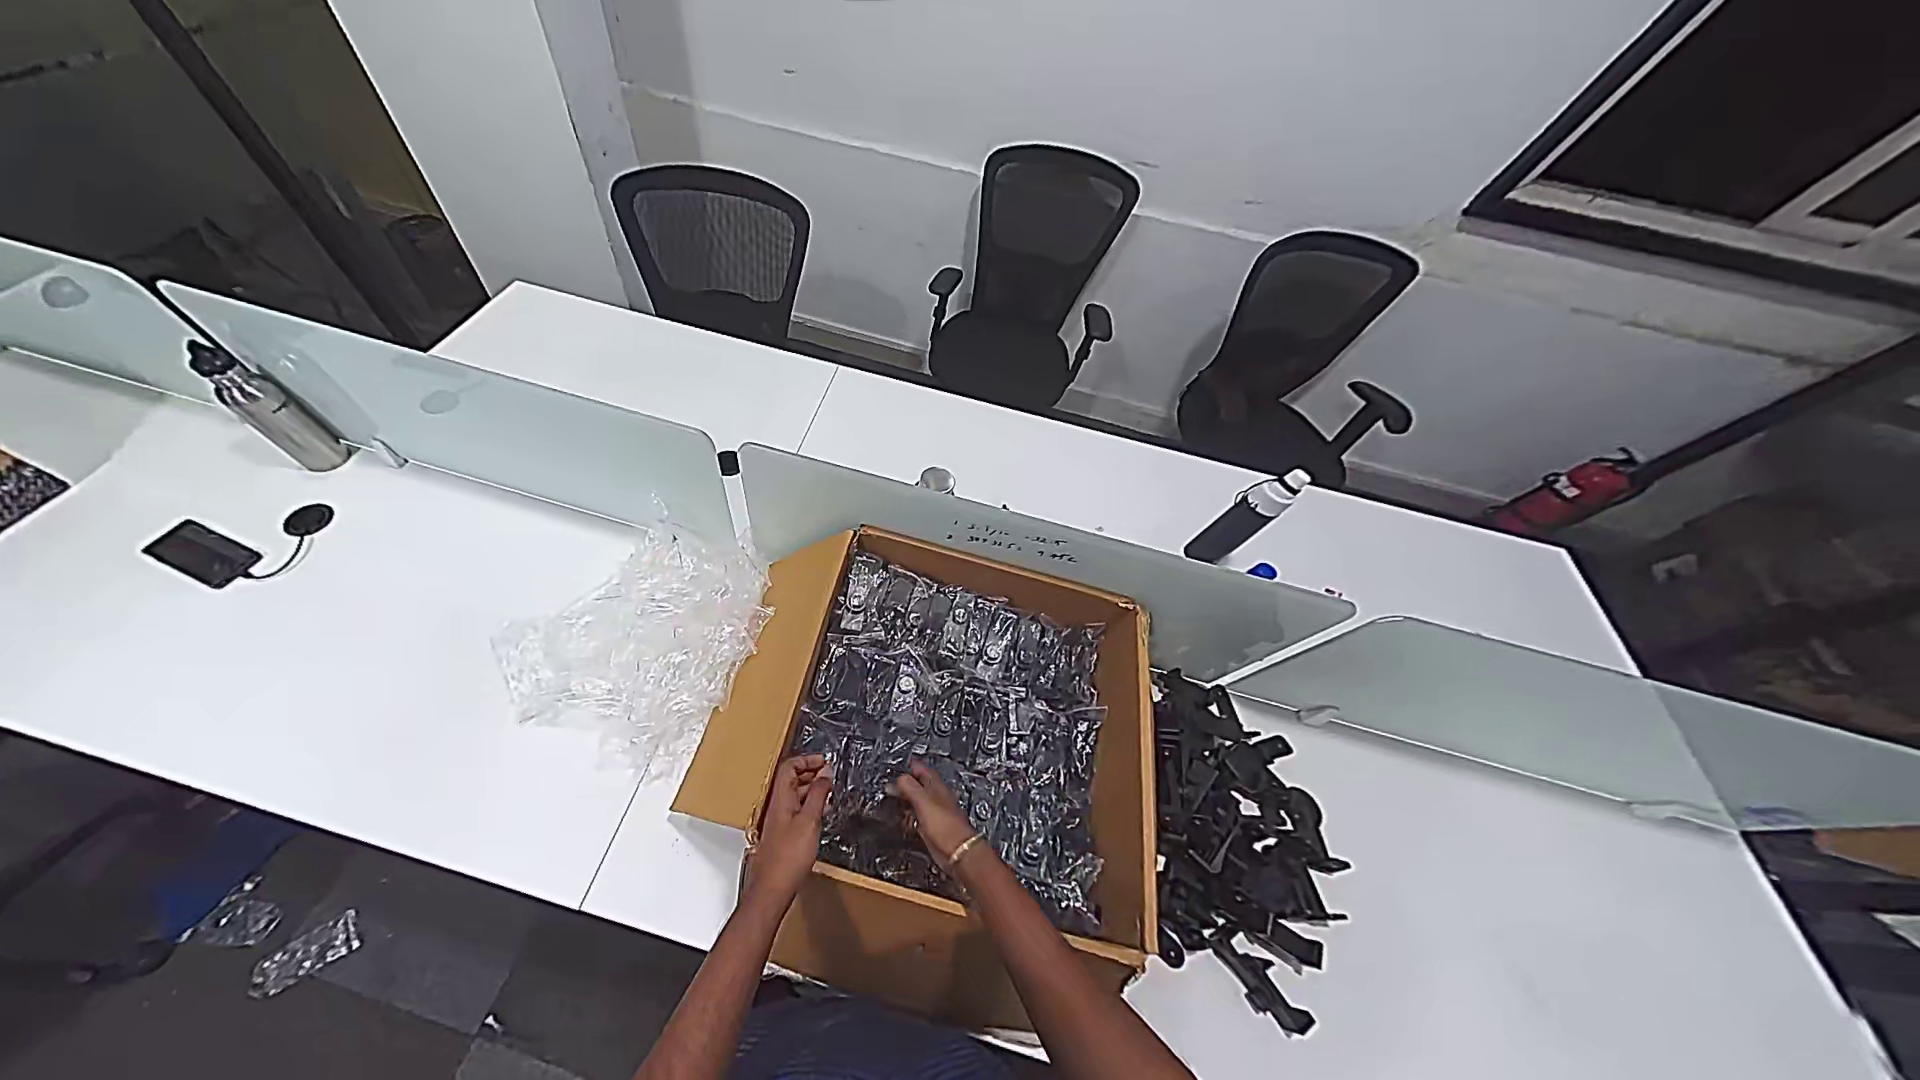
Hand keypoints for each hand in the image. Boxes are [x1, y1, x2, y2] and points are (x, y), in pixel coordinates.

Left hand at [747, 754, 832, 905]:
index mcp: (781, 799)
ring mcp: (779, 821)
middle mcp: (777, 807)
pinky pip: (797, 810)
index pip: (789, 766)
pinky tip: (821, 814)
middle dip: (812, 772)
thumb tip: (825, 773)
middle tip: (830, 775)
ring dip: (812, 789)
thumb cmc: (788, 858)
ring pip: (795, 795)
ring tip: (830, 792)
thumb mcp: (810, 820)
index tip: (825, 762)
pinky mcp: (783, 835)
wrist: (772, 890)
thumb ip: (818, 794)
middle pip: (792, 779)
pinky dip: (810, 806)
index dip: (807, 760)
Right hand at [893, 760, 981, 873]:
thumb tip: (900, 778)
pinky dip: (909, 815)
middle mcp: (937, 798)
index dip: (912, 766)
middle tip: (894, 782)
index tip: (902, 764)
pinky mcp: (931, 828)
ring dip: (907, 799)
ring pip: (918, 801)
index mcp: (937, 787)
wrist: (957, 852)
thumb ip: (911, 788)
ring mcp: (935, 813)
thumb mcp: (924, 802)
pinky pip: (918, 817)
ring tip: (896, 797)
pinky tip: (904, 817)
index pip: (923, 770)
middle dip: (907, 783)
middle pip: (920, 785)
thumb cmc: (947, 826)